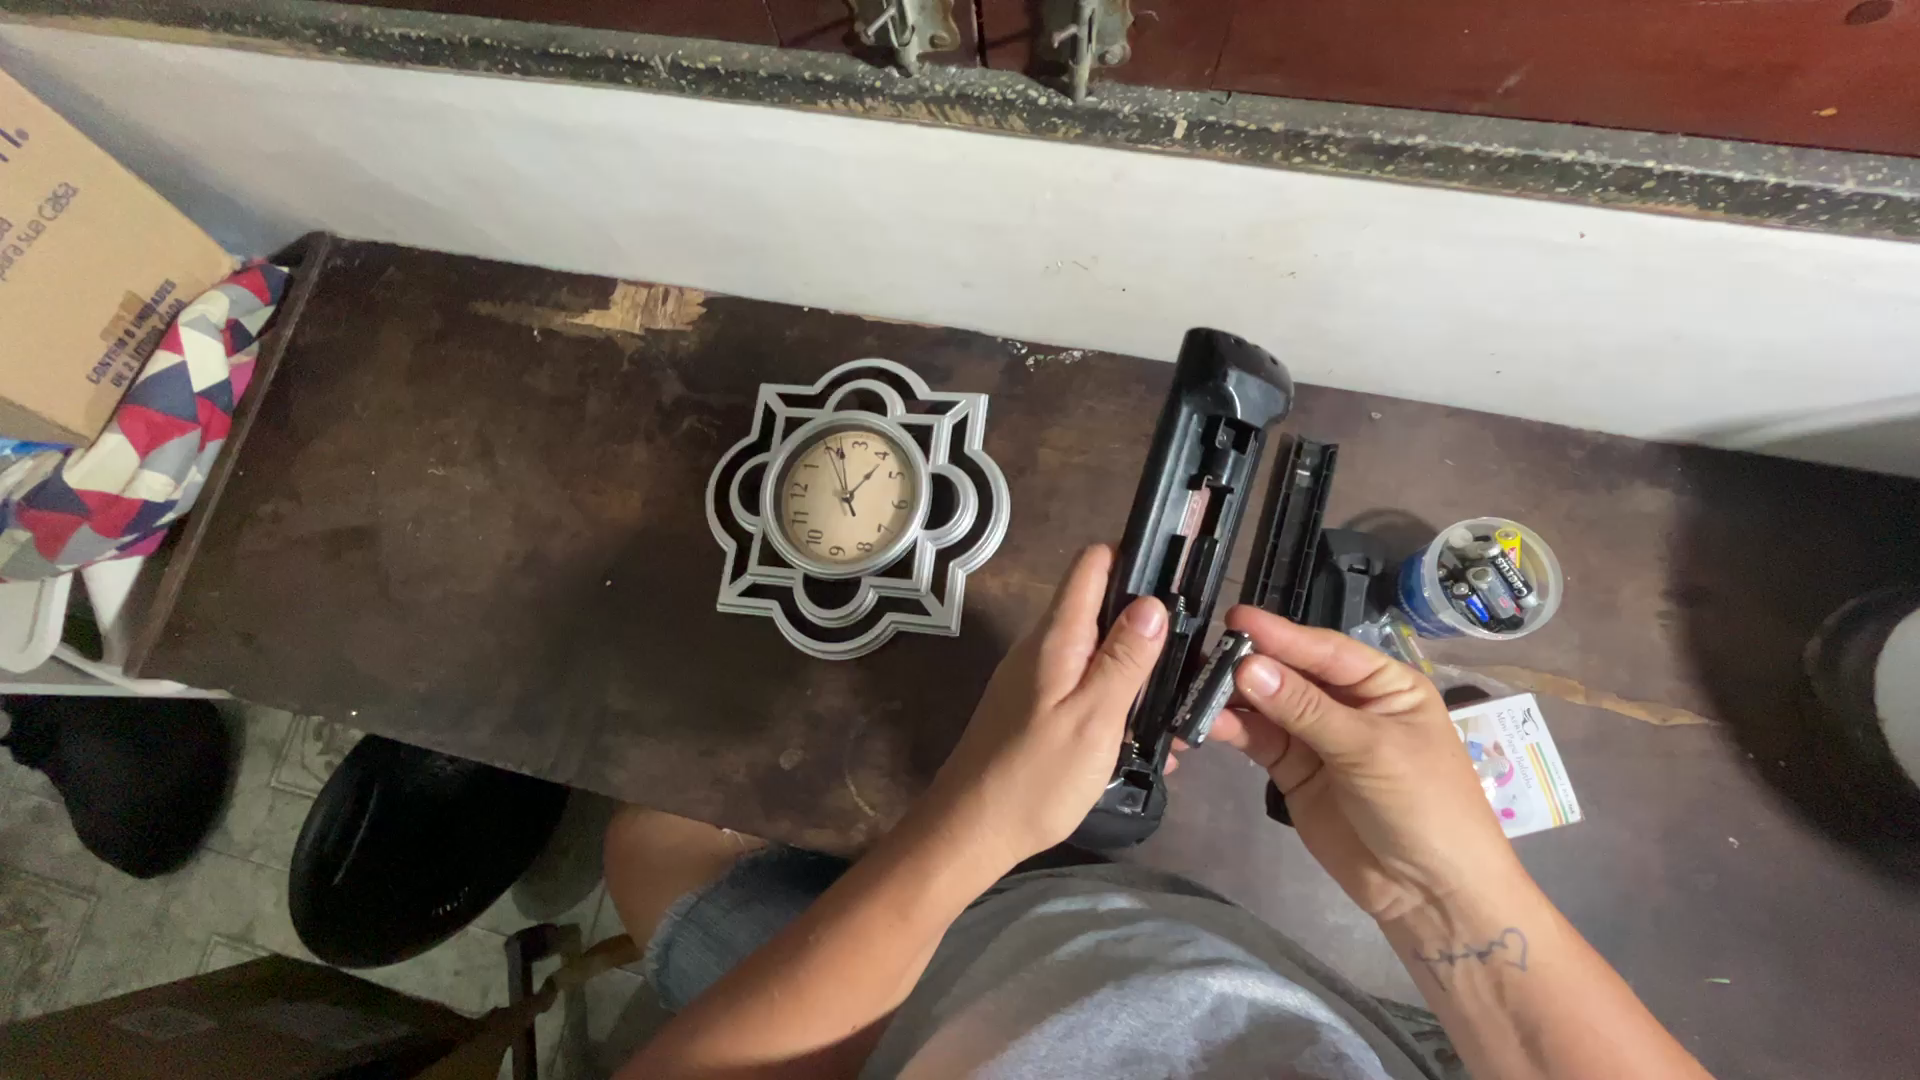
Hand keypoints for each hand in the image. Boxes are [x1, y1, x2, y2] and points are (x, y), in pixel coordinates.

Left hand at [916, 545, 1165, 870]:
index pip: (1091, 564)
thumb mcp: (1094, 717)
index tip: (1179, 575)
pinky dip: (1113, 697)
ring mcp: (1035, 675)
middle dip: (1146, 621)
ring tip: (1177, 703)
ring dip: (1134, 668)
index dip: (1133, 556)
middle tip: (1194, 655)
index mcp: (1057, 636)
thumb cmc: (1037, 775)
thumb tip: (1152, 600)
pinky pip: (1081, 682)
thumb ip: (1123, 659)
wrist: (972, 828)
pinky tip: (1140, 733)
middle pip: (1098, 605)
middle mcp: (1042, 645)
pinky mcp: (1034, 705)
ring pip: (1094, 649)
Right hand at [1208, 605, 1525, 923]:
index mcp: (1382, 685)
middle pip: (1289, 672)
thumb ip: (1304, 709)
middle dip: (1250, 663)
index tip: (1234, 618)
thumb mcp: (1370, 750)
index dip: (1280, 634)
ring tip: (1195, 687)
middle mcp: (1346, 702)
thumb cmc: (1425, 807)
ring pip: (1266, 704)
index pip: (1325, 650)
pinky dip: (1232, 728)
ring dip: (1233, 696)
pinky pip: (1257, 739)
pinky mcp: (1292, 768)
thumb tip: (1246, 667)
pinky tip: (1208, 721)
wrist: (1430, 895)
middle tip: (1205, 652)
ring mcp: (1315, 736)